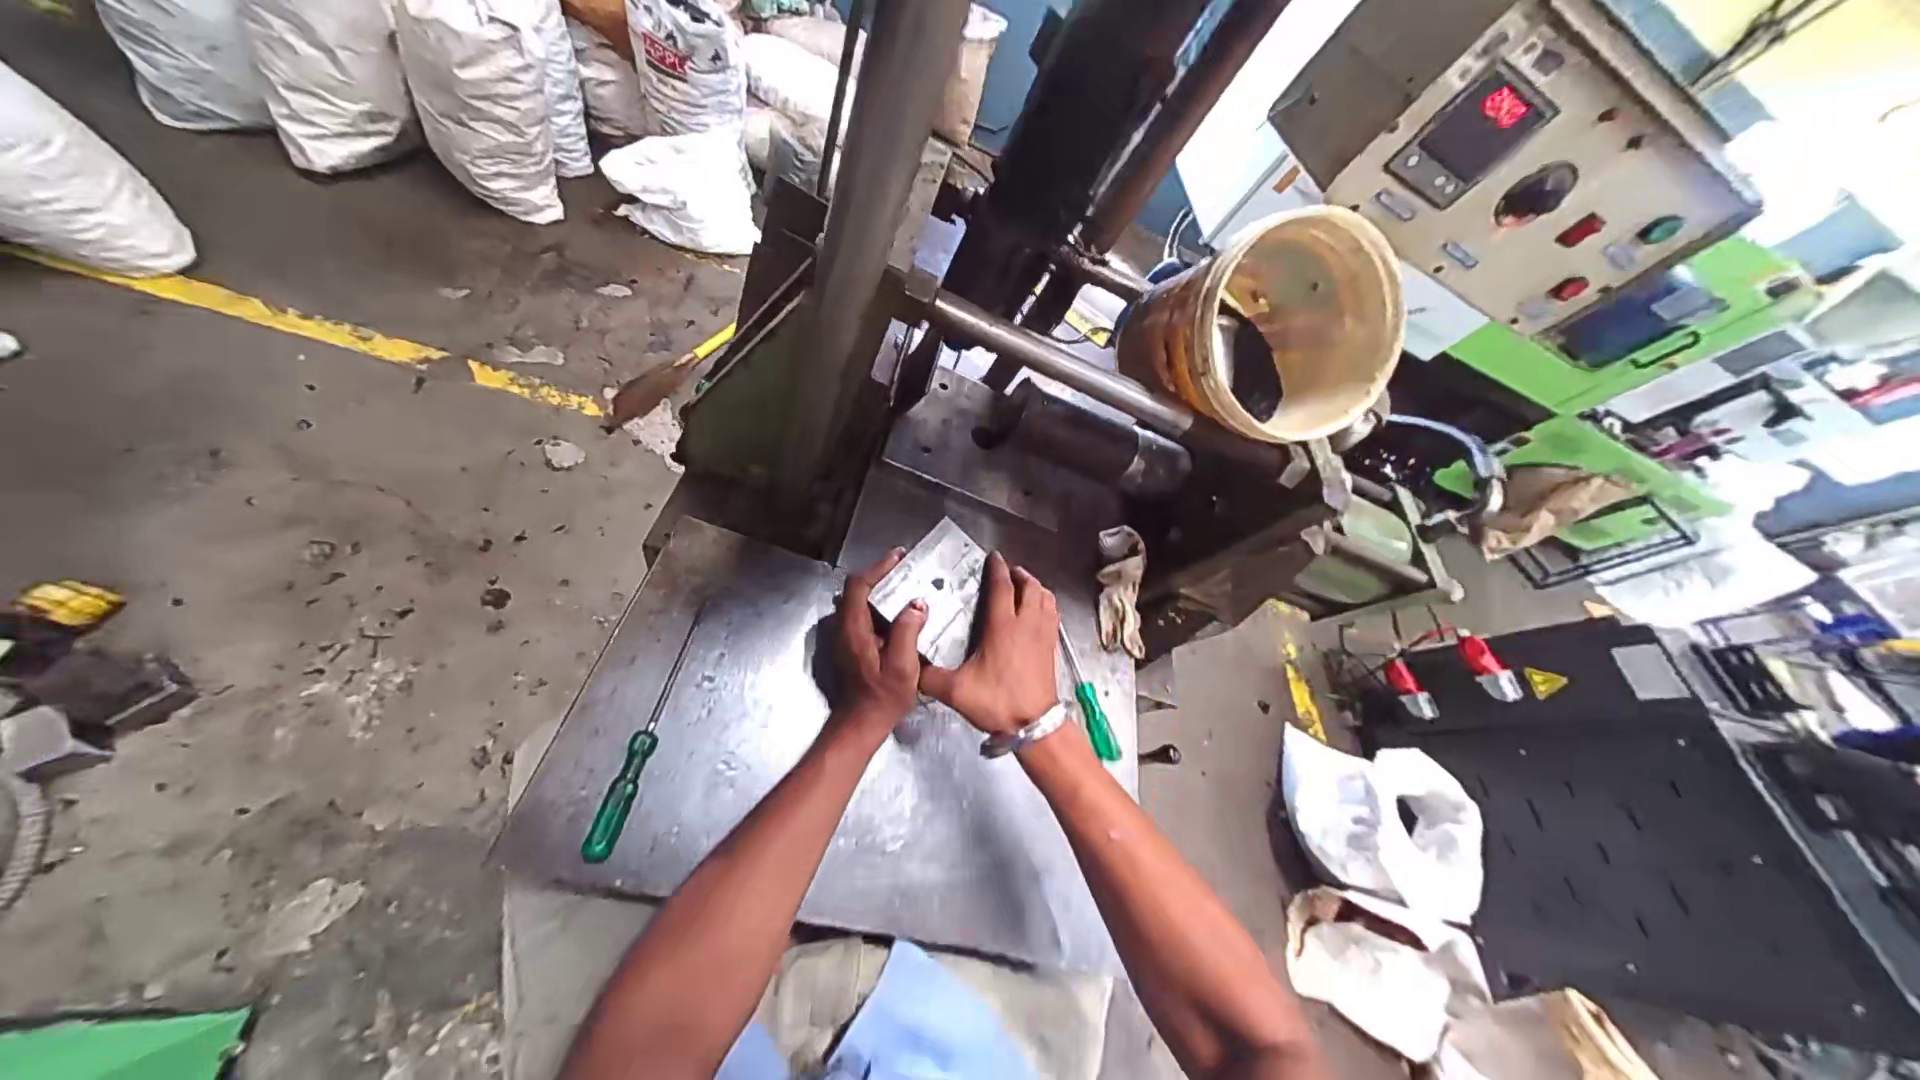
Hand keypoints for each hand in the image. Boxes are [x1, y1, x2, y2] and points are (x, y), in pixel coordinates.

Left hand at [832, 549, 927, 738]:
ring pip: (859, 602)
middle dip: (880, 574)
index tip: (897, 557)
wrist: (862, 722)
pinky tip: (900, 611)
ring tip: (905, 584)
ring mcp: (846, 637)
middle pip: (857, 590)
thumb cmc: (883, 697)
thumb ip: (908, 632)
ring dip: (879, 589)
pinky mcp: (852, 646)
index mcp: (854, 629)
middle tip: (904, 567)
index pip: (860, 586)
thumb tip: (916, 604)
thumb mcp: (902, 666)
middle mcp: (845, 628)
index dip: (878, 568)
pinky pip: (863, 615)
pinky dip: (879, 605)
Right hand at [921, 553, 1057, 734]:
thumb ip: (929, 677)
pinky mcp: (1052, 647)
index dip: (997, 569)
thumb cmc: (997, 702)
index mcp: (1002, 626)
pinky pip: (1053, 615)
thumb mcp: (955, 691)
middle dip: (1020, 574)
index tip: (993, 557)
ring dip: (1036, 587)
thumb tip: (911, 666)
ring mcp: (1043, 635)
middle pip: (1030, 587)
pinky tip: (1039, 611)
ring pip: (1046, 598)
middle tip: (1009, 571)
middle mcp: (1026, 624)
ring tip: (1025, 585)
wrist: (1033, 724)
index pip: (1002, 587)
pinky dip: (1047, 605)